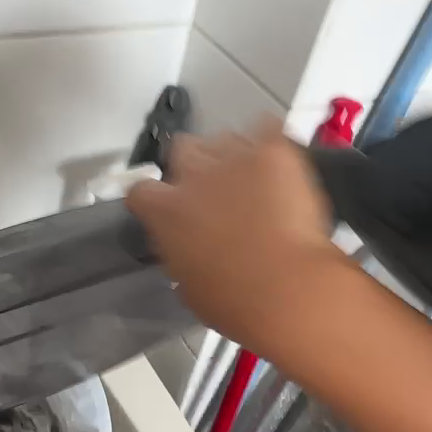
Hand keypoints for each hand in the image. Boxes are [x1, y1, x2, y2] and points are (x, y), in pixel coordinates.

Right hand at [125, 121, 348, 349]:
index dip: (155, 199)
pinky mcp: (274, 151)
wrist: (289, 290)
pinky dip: (271, 139)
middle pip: (182, 149)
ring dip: (233, 156)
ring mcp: (234, 157)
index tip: (168, 209)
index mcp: (165, 211)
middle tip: (215, 190)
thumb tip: (188, 253)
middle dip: (194, 165)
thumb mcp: (190, 288)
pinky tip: (279, 159)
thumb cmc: (236, 303)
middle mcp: (193, 175)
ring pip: (225, 138)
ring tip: (255, 179)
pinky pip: (268, 128)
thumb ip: (181, 257)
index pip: (141, 190)